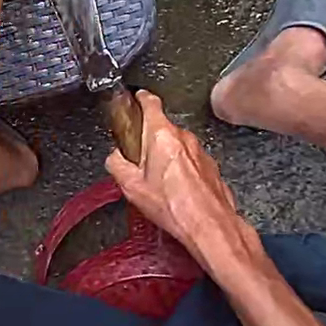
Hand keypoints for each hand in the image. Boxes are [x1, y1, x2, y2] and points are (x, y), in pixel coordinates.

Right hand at [105, 91, 253, 263]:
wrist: (210, 227)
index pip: (150, 101)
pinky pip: (190, 160)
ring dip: (167, 155)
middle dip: (149, 139)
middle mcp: (184, 137)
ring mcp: (200, 151)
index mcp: (161, 135)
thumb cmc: (174, 207)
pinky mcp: (210, 165)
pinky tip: (176, 190)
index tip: (135, 99)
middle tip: (140, 159)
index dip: (139, 98)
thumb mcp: (131, 186)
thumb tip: (115, 157)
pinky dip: (182, 169)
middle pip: (161, 127)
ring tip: (159, 181)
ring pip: (177, 144)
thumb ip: (116, 163)